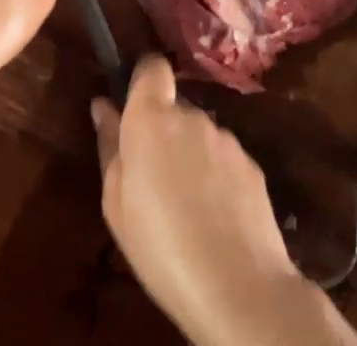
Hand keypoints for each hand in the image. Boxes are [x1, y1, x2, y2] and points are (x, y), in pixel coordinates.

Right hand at [94, 57, 352, 345]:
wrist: (239, 287)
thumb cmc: (159, 244)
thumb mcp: (115, 201)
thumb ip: (110, 145)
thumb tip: (103, 106)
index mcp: (151, 118)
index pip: (151, 68)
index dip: (141, 78)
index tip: (130, 104)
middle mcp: (192, 117)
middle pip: (174, 107)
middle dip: (161, 130)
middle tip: (149, 176)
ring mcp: (227, 141)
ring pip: (199, 135)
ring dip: (189, 155)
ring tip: (183, 205)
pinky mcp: (253, 168)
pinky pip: (223, 160)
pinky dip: (214, 177)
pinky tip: (212, 217)